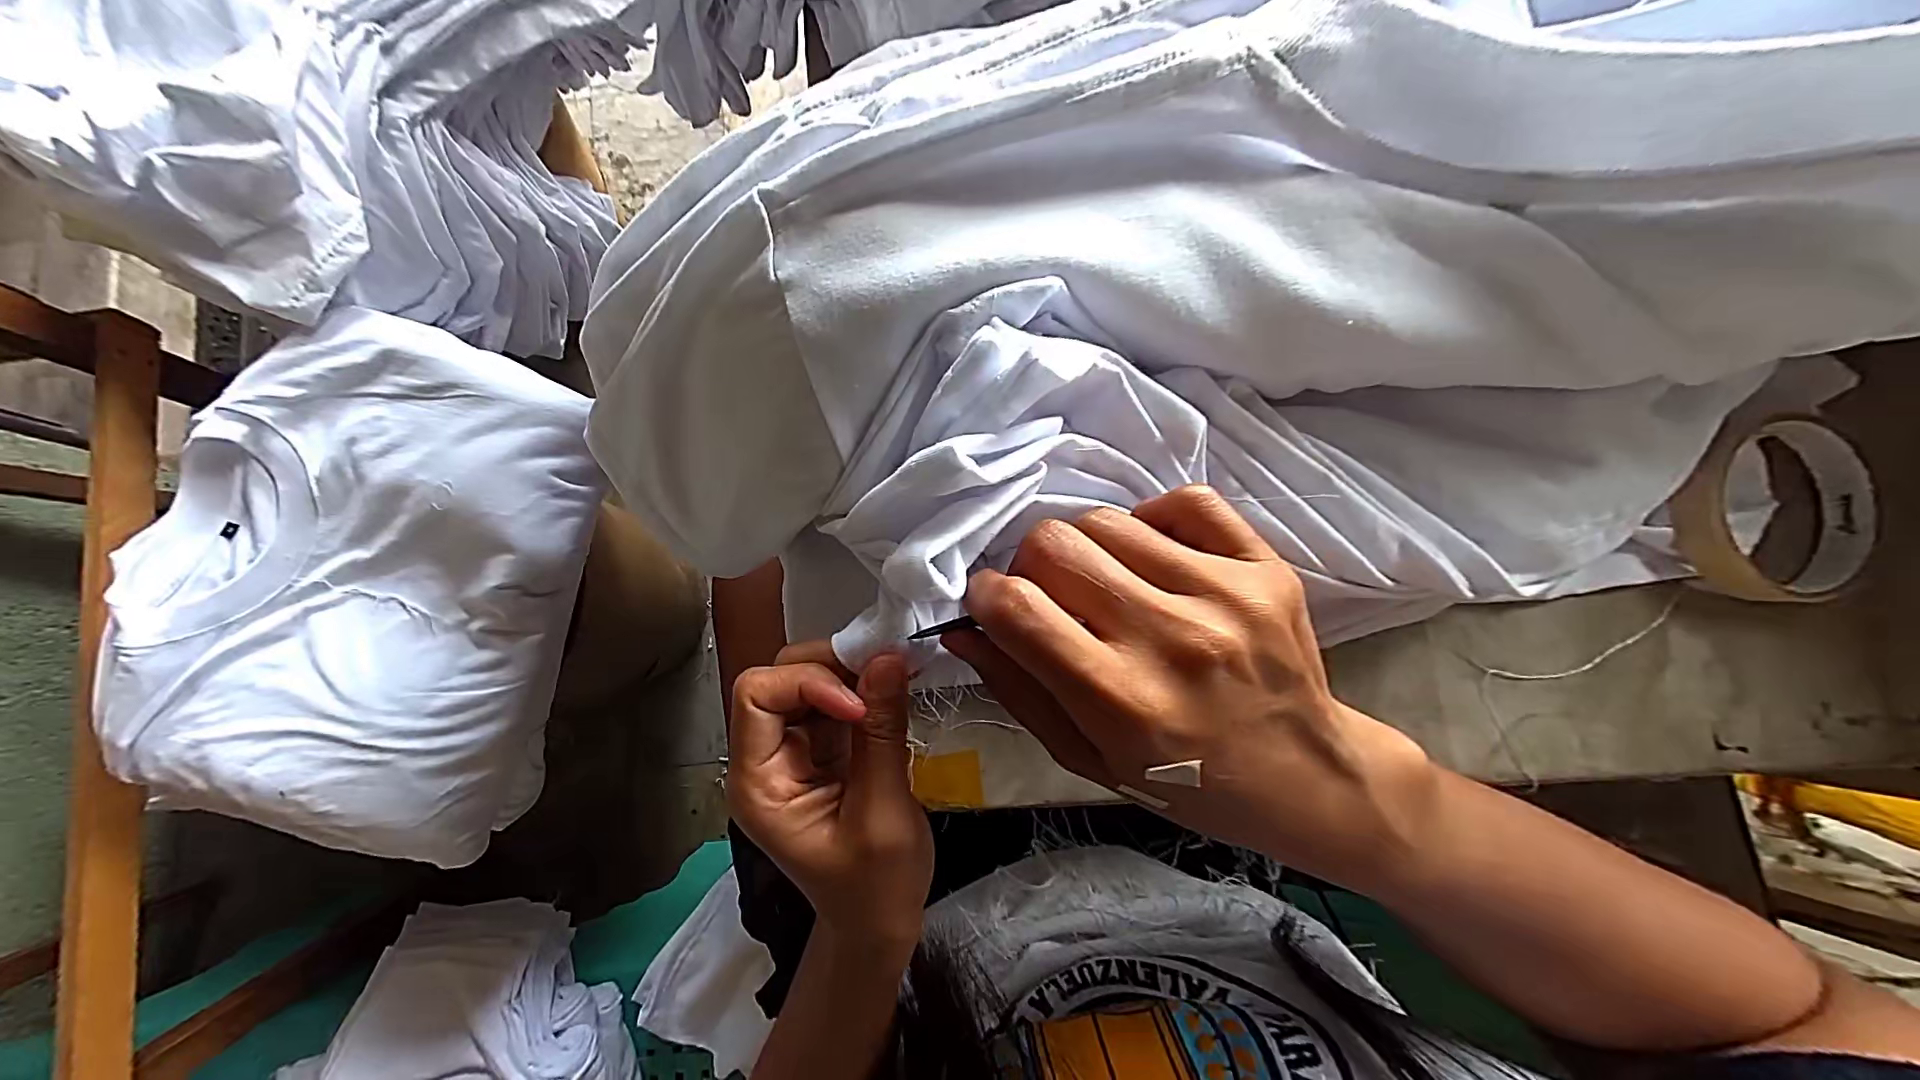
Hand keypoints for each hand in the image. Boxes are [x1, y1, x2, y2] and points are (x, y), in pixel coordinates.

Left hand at [727, 652, 933, 949]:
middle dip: (832, 668)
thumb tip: (887, 658)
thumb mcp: (883, 814)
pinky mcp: (825, 747)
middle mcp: (768, 757)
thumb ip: (883, 733)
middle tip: (885, 673)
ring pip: (810, 680)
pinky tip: (895, 688)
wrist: (879, 921)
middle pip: (780, 678)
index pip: (756, 696)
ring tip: (897, 677)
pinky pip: (837, 698)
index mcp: (759, 782)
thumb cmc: (875, 886)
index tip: (859, 708)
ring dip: (852, 672)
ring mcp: (796, 750)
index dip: (807, 685)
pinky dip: (866, 686)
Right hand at [942, 485, 1436, 891]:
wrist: (1305, 776)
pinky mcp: (1266, 568)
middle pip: (1055, 544)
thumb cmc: (1182, 783)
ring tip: (1107, 583)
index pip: (1019, 608)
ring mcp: (1226, 596)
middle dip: (1031, 566)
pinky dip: (1153, 520)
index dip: (987, 595)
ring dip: (1088, 548)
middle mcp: (1172, 639)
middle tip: (1051, 596)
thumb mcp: (1086, 758)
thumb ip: (1018, 690)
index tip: (993, 603)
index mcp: (1120, 700)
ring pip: (1108, 519)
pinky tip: (1155, 557)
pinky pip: (1184, 500)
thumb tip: (964, 627)